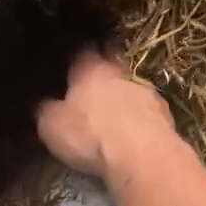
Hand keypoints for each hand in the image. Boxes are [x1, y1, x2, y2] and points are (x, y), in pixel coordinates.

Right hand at [35, 51, 184, 178]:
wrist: (141, 155)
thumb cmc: (89, 134)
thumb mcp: (51, 126)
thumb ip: (45, 110)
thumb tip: (42, 103)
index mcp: (90, 70)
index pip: (83, 51)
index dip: (77, 53)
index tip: (71, 57)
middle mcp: (120, 74)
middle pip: (110, 67)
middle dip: (101, 75)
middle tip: (90, 88)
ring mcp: (145, 93)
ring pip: (128, 90)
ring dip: (120, 100)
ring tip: (110, 118)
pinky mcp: (163, 115)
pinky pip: (144, 113)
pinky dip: (136, 120)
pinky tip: (129, 136)